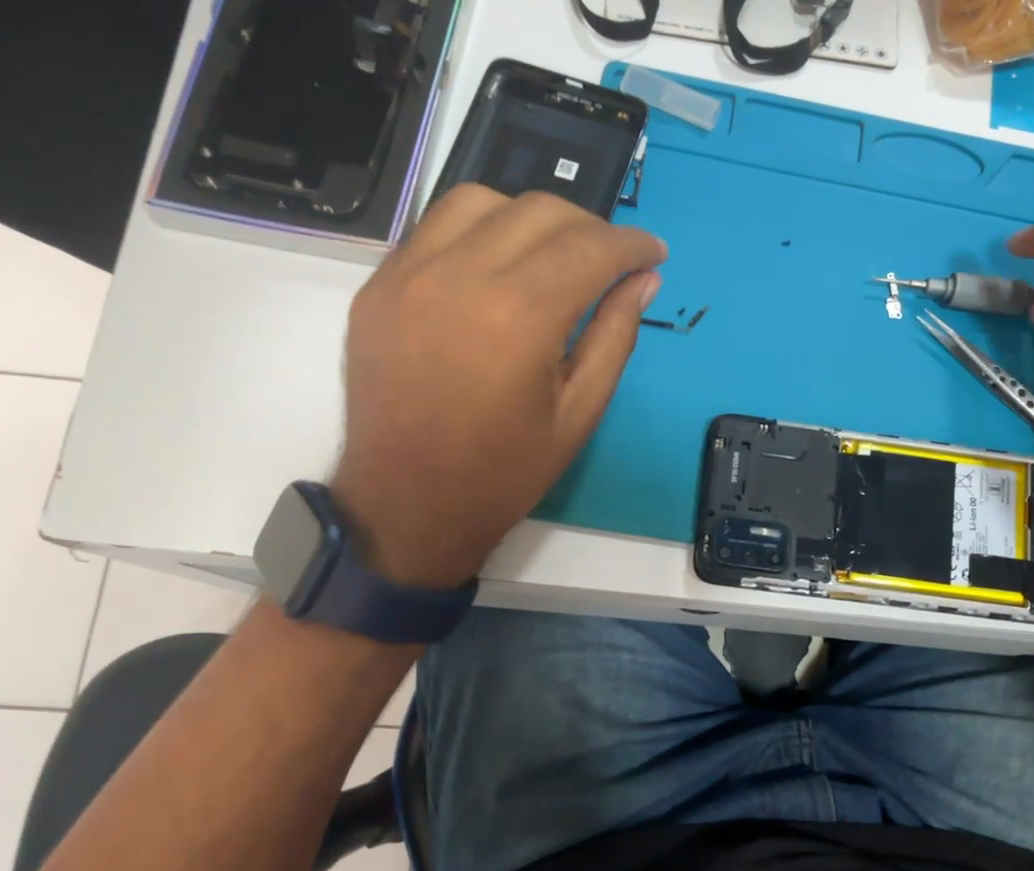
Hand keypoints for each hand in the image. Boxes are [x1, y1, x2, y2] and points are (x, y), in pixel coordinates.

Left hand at [334, 185, 664, 586]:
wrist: (407, 504)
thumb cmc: (503, 472)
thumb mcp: (578, 414)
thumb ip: (614, 337)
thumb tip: (643, 280)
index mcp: (519, 317)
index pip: (589, 248)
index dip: (631, 244)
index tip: (654, 252)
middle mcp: (460, 277)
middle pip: (539, 211)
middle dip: (589, 227)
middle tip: (610, 261)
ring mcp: (409, 275)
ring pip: (480, 202)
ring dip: (529, 217)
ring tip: (551, 255)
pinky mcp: (379, 286)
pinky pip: (434, 229)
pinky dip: (477, 231)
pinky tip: (496, 266)